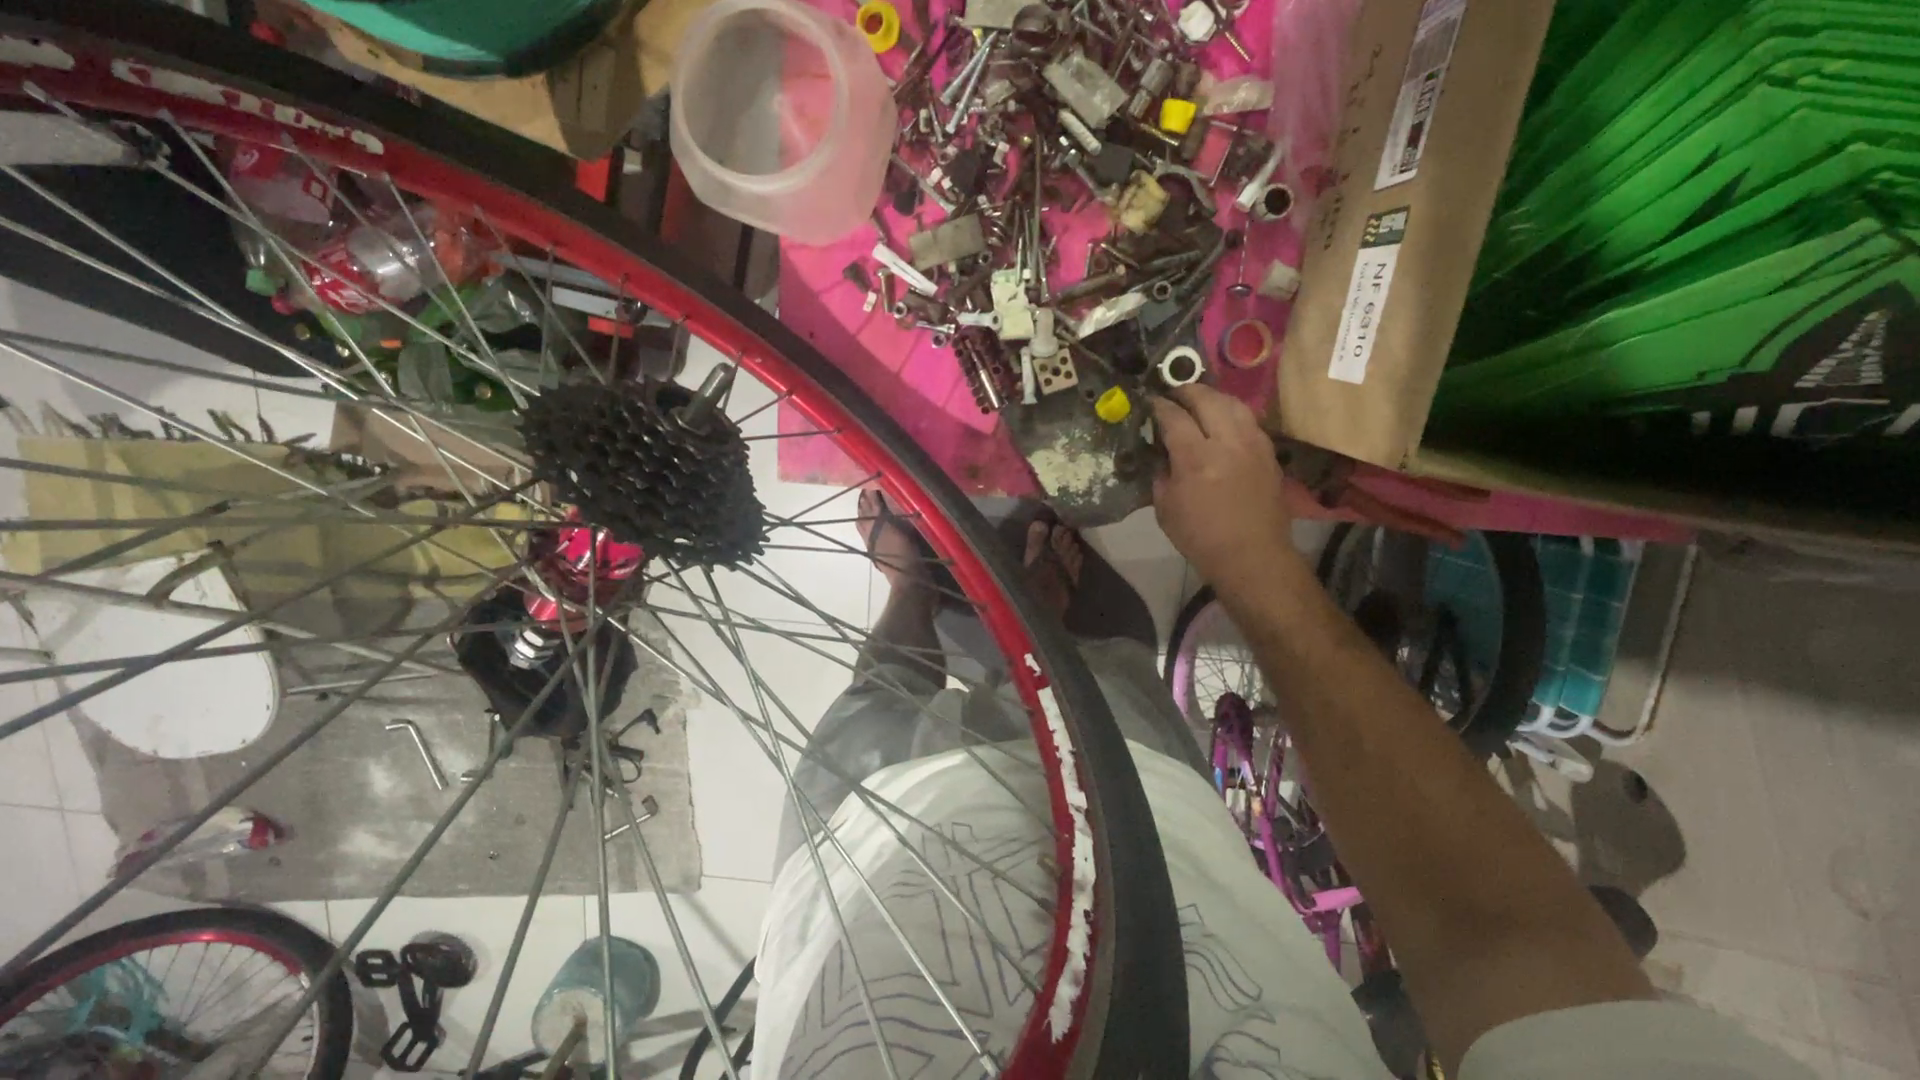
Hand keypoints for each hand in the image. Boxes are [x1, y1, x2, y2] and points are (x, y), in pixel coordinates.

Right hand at [1151, 385, 1296, 590]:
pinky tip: (1223, 422)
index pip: (1174, 417)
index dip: (1159, 406)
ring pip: (1233, 404)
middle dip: (1186, 391)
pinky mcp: (1268, 452)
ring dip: (1213, 397)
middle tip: (1173, 393)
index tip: (1150, 402)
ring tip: (1199, 401)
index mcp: (1196, 459)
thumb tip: (1161, 454)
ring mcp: (1253, 445)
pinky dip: (1232, 414)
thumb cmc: (1201, 538)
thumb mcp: (1166, 508)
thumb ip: (1162, 474)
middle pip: (1207, 399)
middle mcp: (1227, 443)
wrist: (1251, 556)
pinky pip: (1249, 421)